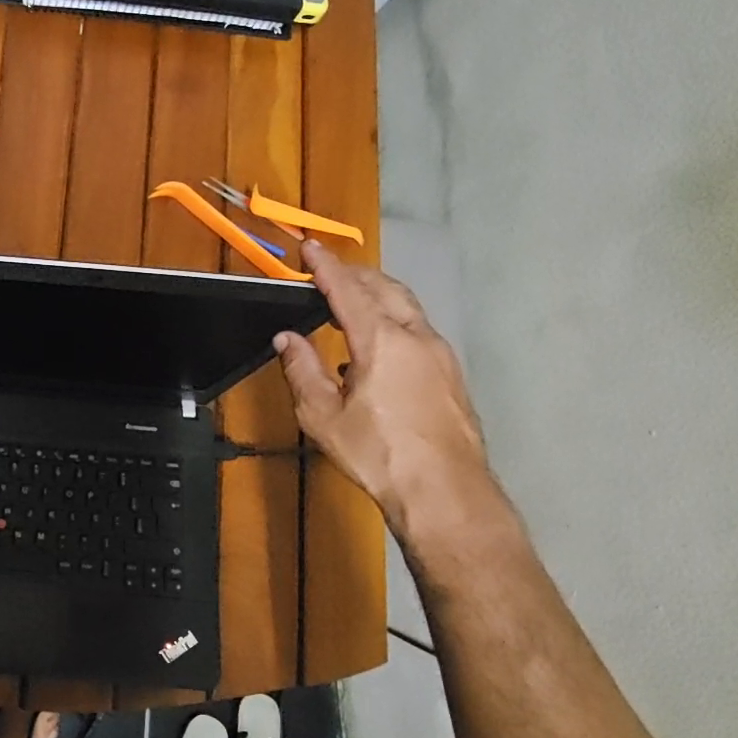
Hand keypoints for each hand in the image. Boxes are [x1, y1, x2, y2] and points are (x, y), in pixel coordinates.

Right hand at [274, 242, 490, 530]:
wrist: (444, 489)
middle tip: (329, 270)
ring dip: (377, 295)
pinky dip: (392, 320)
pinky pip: (417, 331)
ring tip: (350, 300)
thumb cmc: (377, 452)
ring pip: (407, 308)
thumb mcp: (322, 414)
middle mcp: (417, 338)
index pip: (348, 291)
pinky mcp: (450, 375)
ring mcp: (440, 356)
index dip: (326, 267)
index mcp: (382, 342)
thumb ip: (302, 370)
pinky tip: (374, 346)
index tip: (310, 248)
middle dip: (356, 274)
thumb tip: (287, 338)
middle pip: (387, 289)